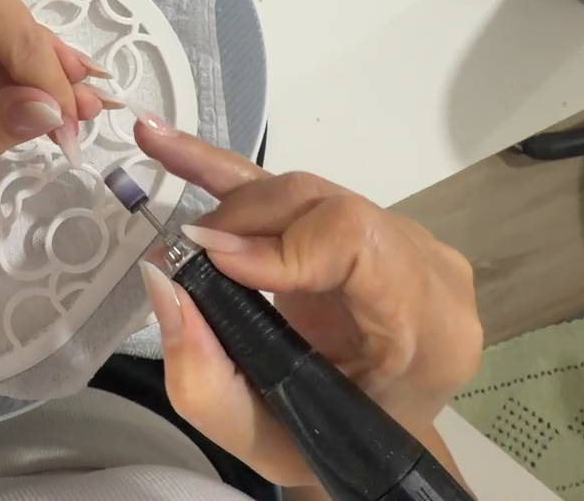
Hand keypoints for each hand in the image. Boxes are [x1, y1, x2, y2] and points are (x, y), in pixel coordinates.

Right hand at [133, 117, 481, 487]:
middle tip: (179, 251)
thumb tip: (162, 280)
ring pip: (294, 187)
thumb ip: (206, 378)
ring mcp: (391, 233)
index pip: (355, 240)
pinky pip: (280, 181)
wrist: (371, 437)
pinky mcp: (348, 217)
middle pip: (317, 202)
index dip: (277, 243)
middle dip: (236, 219)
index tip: (210, 259)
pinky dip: (219, 163)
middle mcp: (422, 266)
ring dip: (222, 191)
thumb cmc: (330, 447)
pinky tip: (166, 138)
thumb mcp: (263, 442)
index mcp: (429, 327)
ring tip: (154, 157)